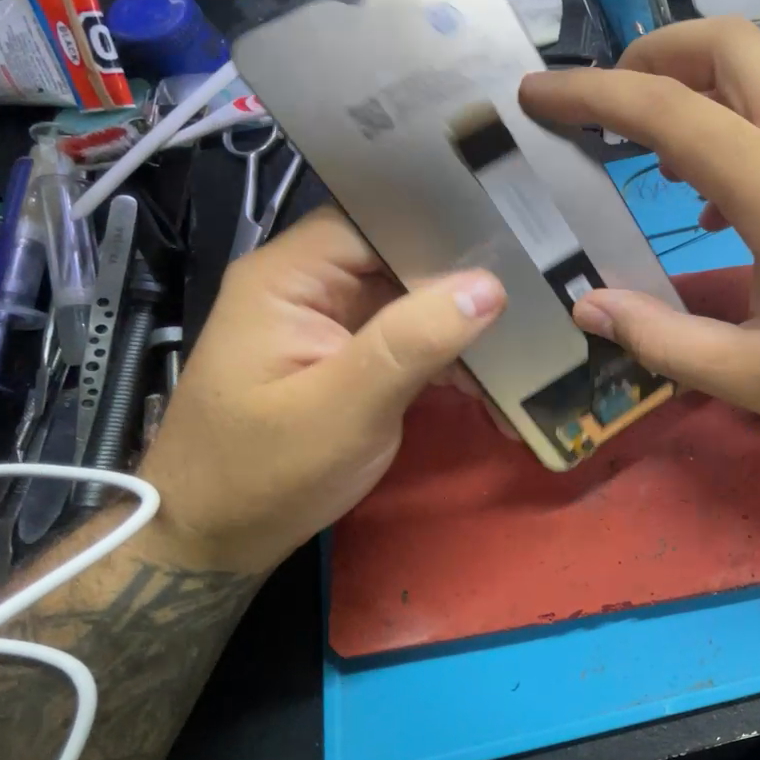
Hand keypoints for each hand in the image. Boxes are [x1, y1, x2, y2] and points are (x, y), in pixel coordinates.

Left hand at [137, 209, 506, 573]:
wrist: (218, 540)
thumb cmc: (264, 472)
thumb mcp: (343, 408)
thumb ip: (412, 342)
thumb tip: (489, 285)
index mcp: (289, 279)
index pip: (373, 220)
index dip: (440, 225)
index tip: (512, 242)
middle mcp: (312, 288)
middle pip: (401, 257)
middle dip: (467, 276)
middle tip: (541, 289)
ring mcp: (334, 325)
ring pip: (415, 299)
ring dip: (467, 321)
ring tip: (531, 335)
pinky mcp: (354, 359)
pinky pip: (414, 338)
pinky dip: (453, 355)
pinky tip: (495, 379)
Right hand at [519, 17, 759, 469]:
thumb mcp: (756, 376)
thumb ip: (663, 340)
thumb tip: (590, 309)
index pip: (667, 108)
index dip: (589, 94)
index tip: (537, 97)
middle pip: (729, 44)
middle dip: (654, 54)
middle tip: (608, 108)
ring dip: (702, 88)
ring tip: (656, 157)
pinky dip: (743, 123)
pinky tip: (724, 201)